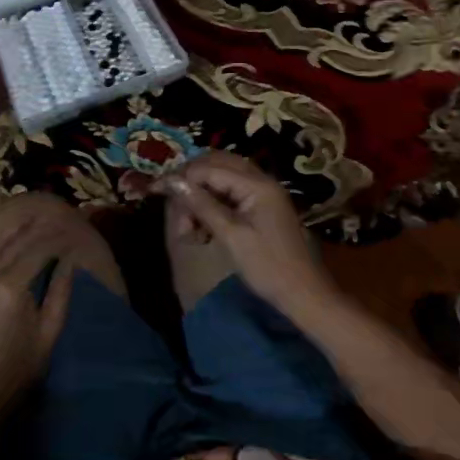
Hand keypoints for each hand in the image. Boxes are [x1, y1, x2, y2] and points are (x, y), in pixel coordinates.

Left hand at [0, 208, 76, 407]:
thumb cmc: (24, 364)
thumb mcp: (50, 330)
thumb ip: (61, 292)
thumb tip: (70, 262)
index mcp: (12, 286)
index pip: (37, 250)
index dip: (55, 237)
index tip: (71, 228)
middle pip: (15, 242)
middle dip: (36, 228)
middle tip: (56, 217)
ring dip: (14, 228)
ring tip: (32, 217)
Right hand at [158, 150, 335, 306]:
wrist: (304, 294)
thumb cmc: (267, 267)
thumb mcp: (230, 235)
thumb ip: (201, 204)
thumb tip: (171, 181)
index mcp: (256, 185)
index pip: (208, 168)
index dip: (180, 178)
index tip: (155, 192)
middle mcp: (261, 181)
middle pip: (215, 165)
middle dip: (189, 182)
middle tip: (172, 207)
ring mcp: (262, 193)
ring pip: (220, 178)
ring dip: (199, 194)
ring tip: (189, 225)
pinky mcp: (260, 206)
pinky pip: (229, 192)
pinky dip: (211, 204)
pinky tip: (202, 227)